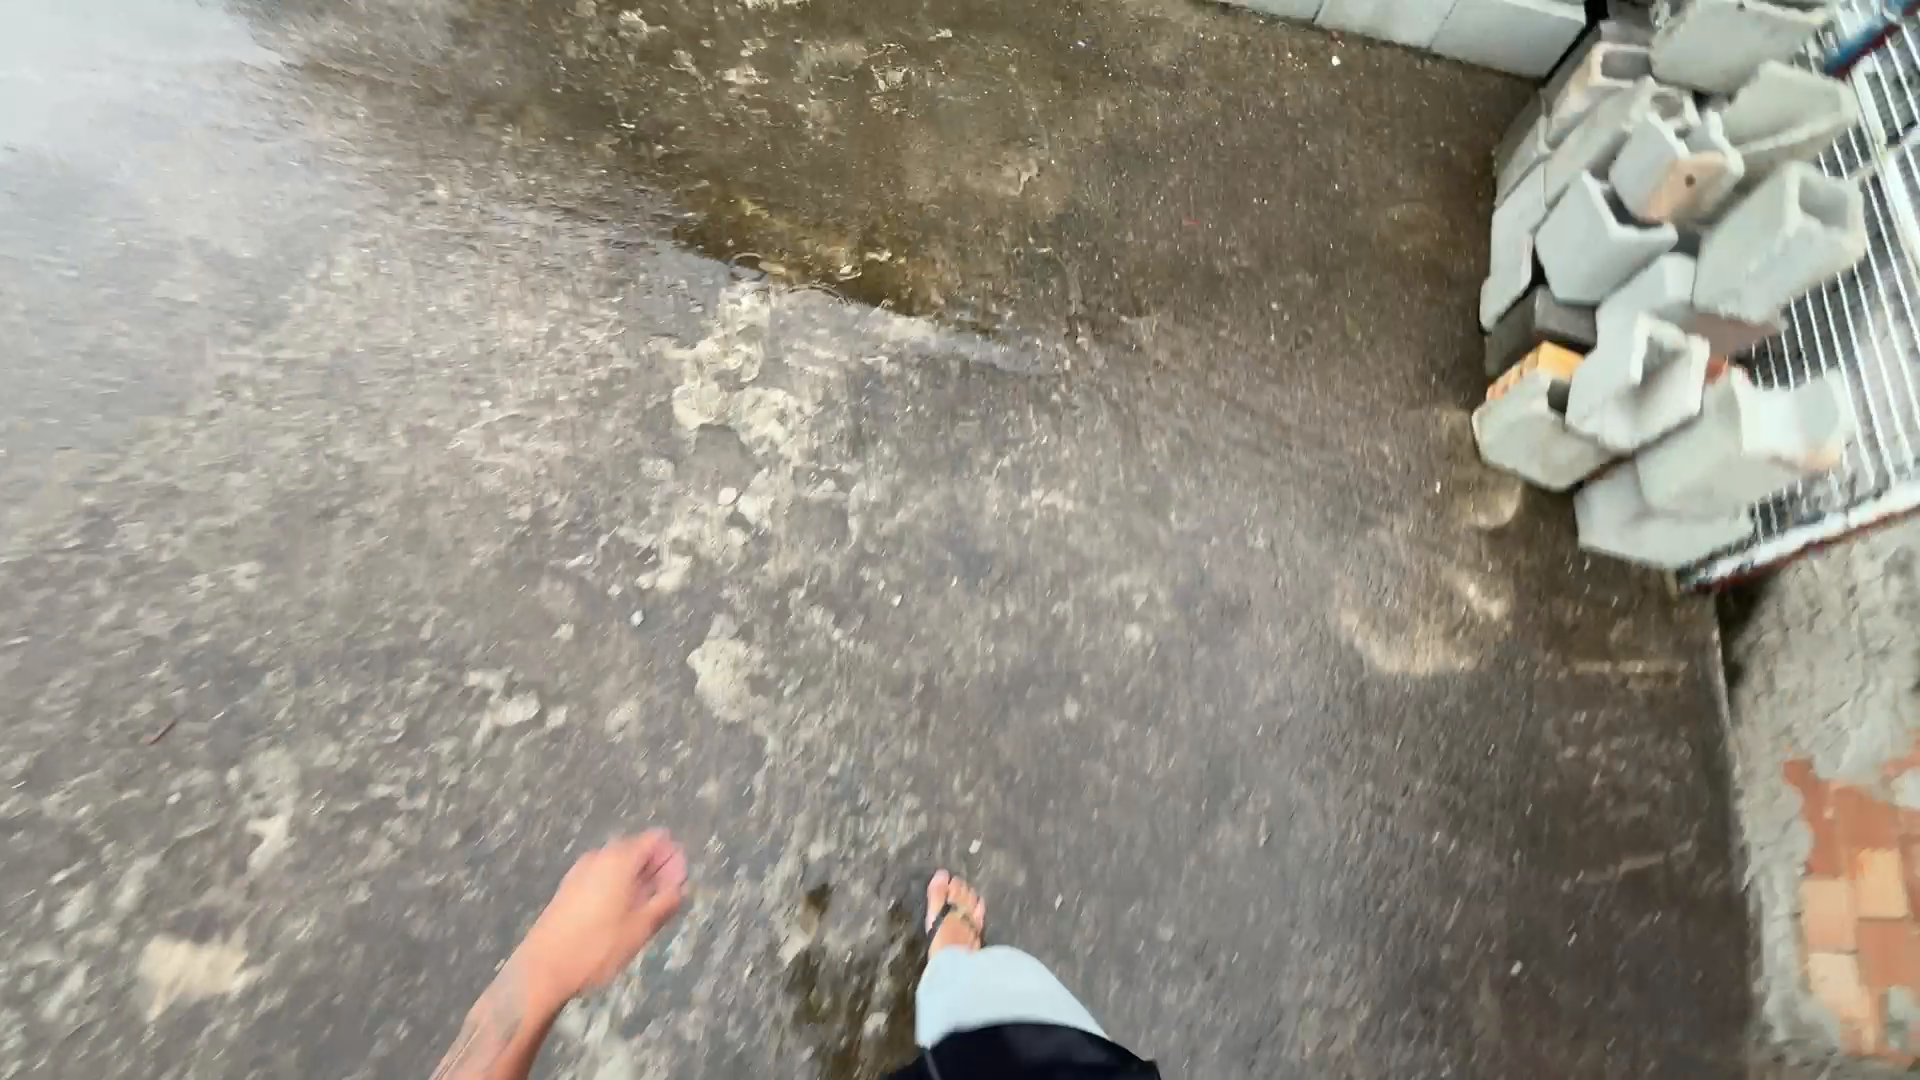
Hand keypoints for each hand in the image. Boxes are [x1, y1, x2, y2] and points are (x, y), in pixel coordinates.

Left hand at [510, 830, 688, 1011]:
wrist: (538, 973)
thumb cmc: (595, 947)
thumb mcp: (642, 927)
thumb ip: (667, 901)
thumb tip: (678, 888)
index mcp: (620, 858)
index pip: (659, 839)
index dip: (674, 860)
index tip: (676, 889)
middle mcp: (600, 855)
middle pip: (640, 849)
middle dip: (657, 871)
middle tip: (663, 902)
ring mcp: (580, 870)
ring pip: (621, 864)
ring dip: (638, 881)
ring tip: (641, 914)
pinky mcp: (568, 888)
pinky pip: (603, 876)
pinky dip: (617, 888)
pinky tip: (616, 918)